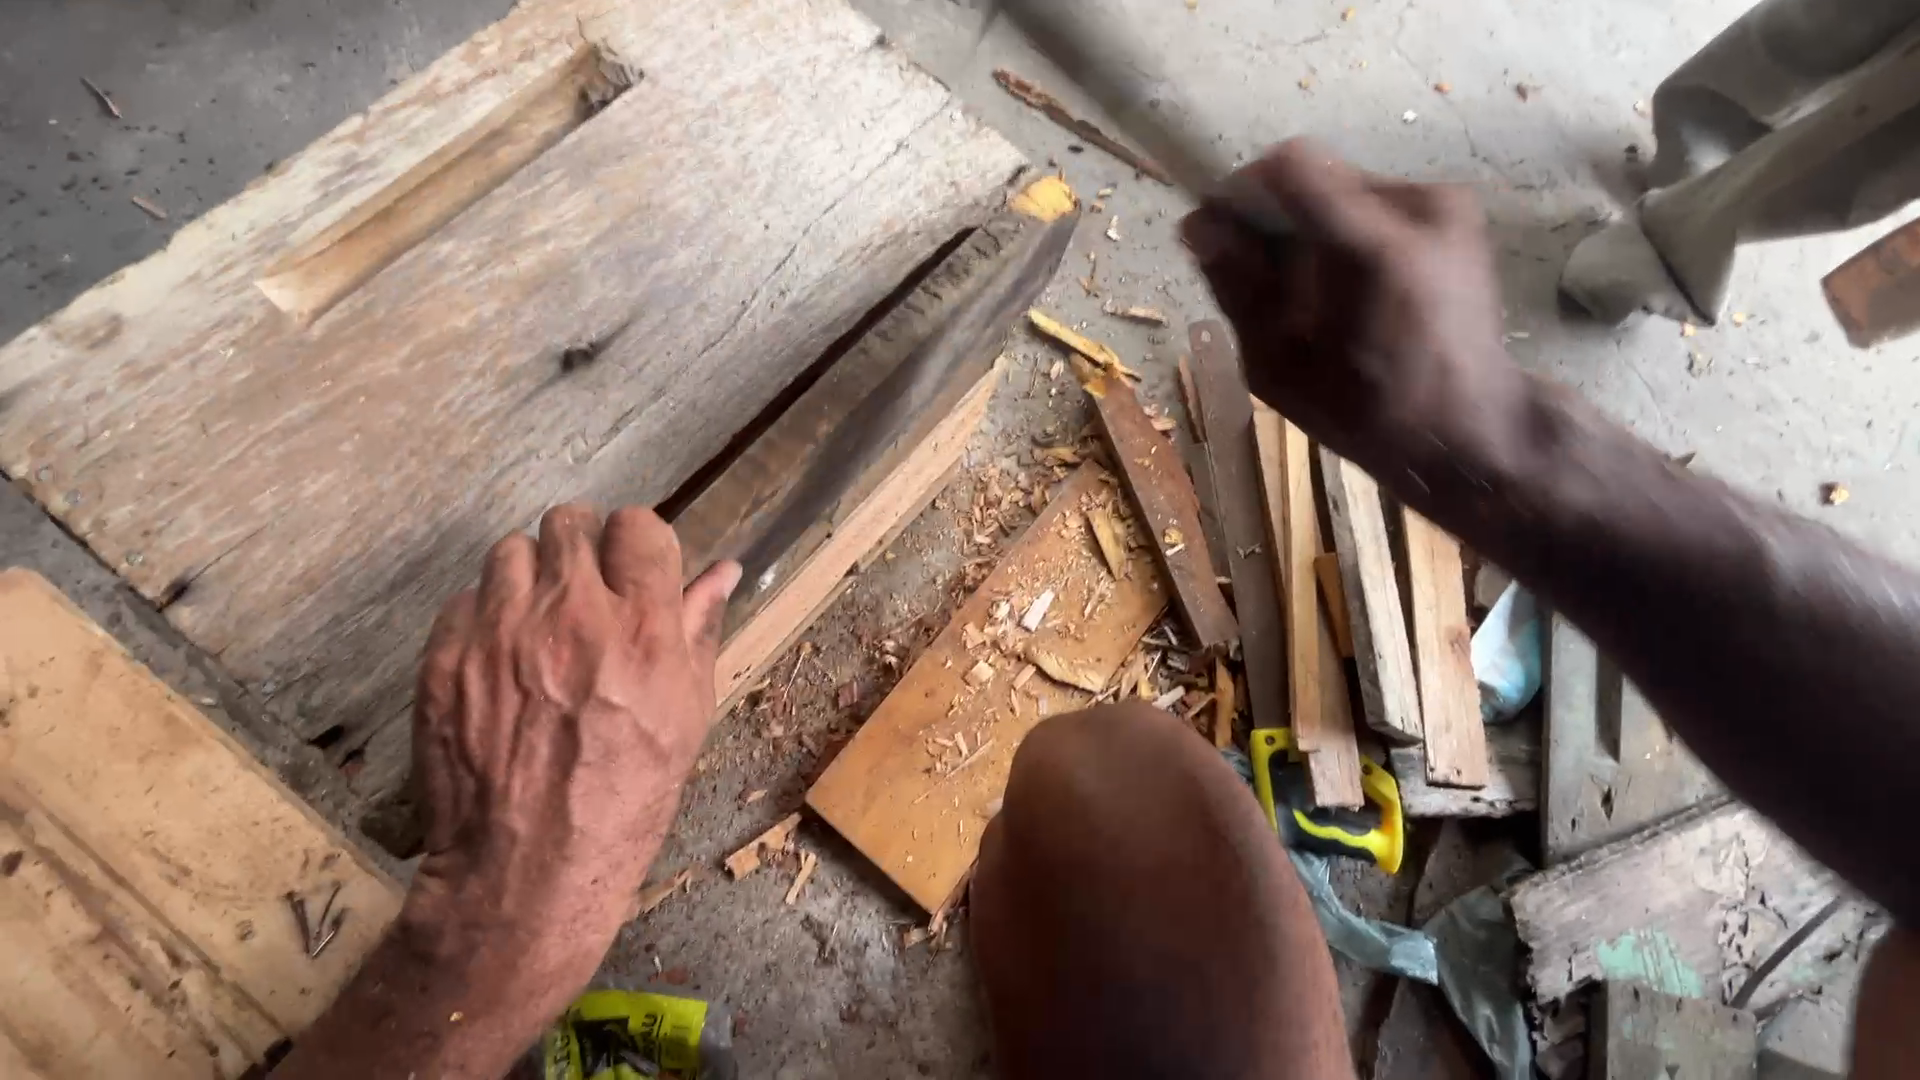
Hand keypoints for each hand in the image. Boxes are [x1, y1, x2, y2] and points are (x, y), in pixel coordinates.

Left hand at [399, 504, 739, 988]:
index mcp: (643, 630)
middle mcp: (571, 615)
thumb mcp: (688, 712)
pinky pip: (466, 597)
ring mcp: (499, 634)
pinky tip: (502, 655)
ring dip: (534, 574)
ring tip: (541, 620)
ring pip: (511, 549)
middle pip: (570, 521)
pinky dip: (488, 612)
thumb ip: (700, 628)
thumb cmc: (630, 792)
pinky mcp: (444, 658)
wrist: (528, 867)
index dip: (641, 541)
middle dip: (586, 546)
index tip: (638, 569)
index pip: (638, 526)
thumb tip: (725, 570)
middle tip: (590, 589)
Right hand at [1182, 138, 1523, 485]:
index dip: (1239, 197)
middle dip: (1274, 225)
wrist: (1466, 425)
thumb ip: (1238, 288)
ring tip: (1311, 297)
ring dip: (1307, 233)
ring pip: (1339, 190)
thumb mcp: (1276, 366)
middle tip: (1266, 287)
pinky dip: (1341, 237)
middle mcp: (1417, 203)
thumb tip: (1197, 226)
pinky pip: (1370, 204)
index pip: (1285, 168)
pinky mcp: (1454, 209)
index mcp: (1372, 250)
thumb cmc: (1361, 413)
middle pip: (1313, 178)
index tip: (1220, 241)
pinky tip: (1346, 290)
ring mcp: (1443, 201)